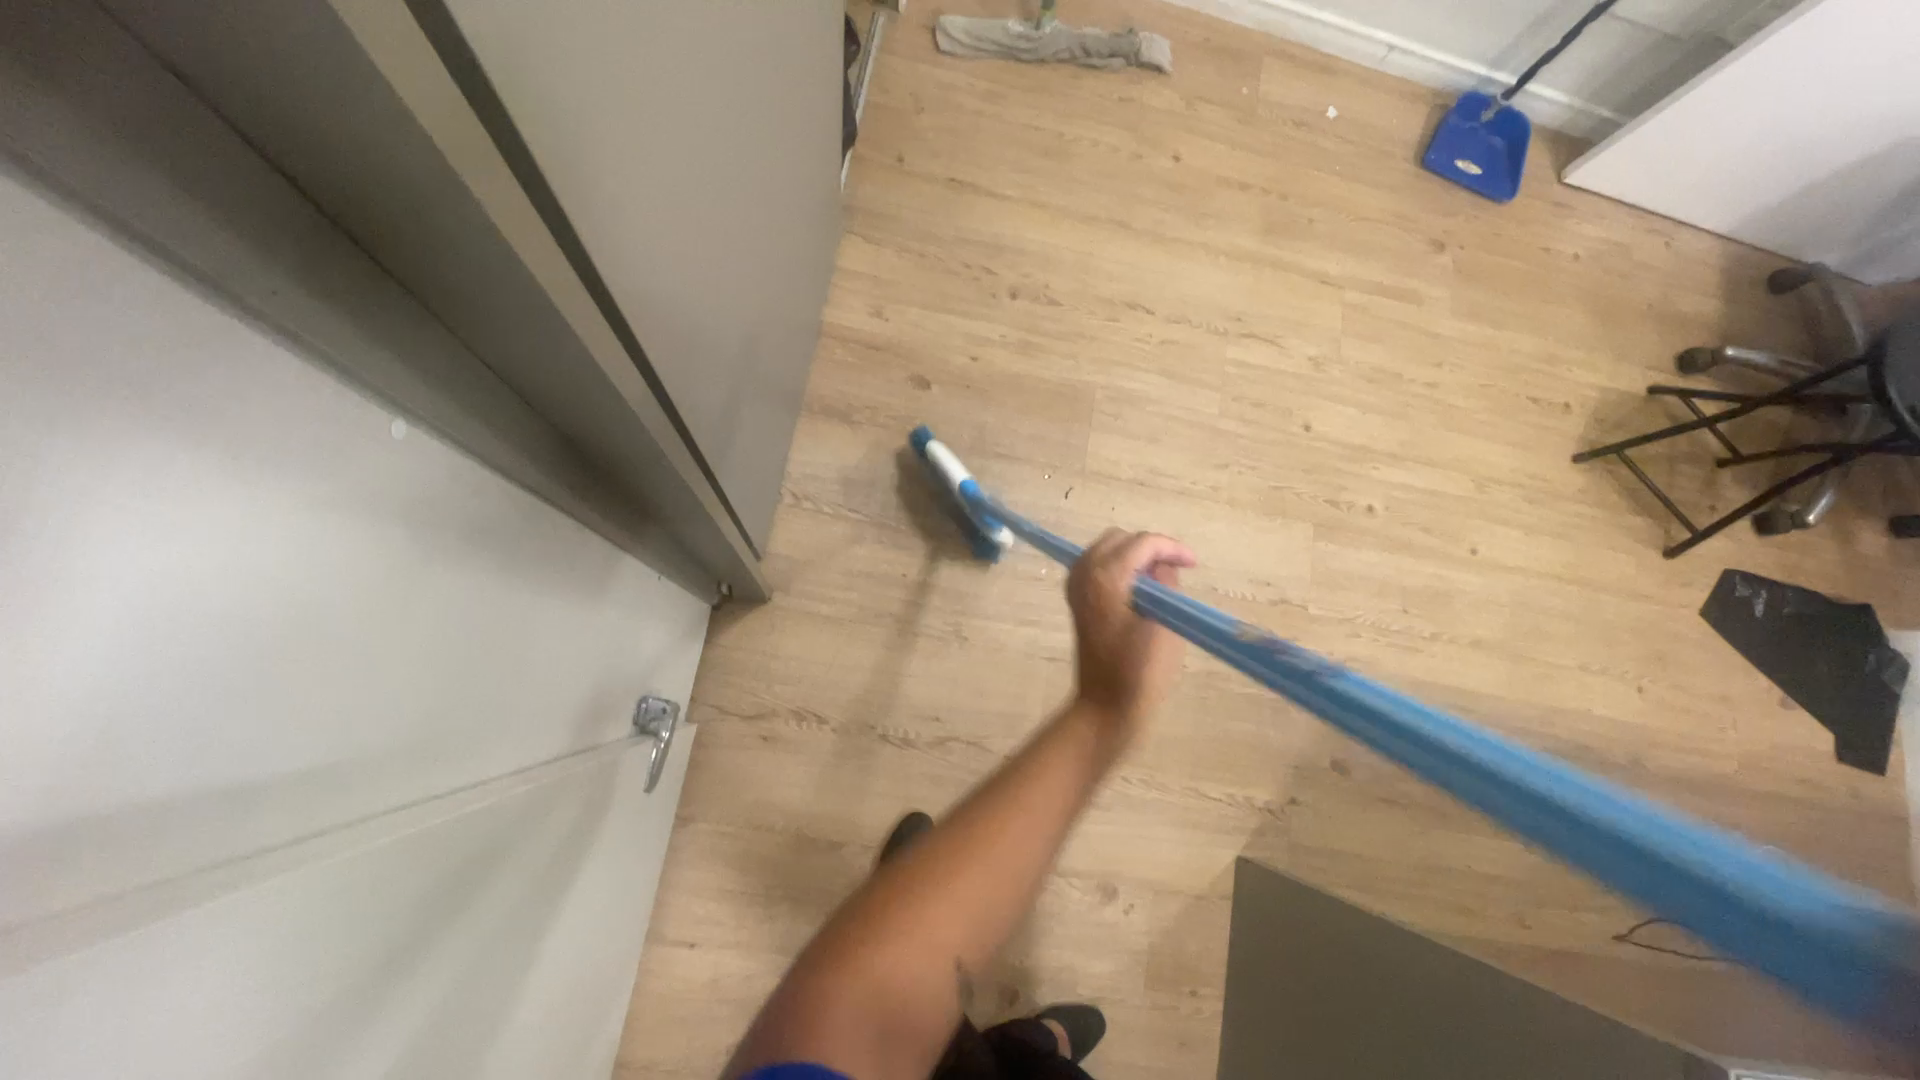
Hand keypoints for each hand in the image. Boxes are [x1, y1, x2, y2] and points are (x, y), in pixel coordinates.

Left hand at [1066, 529, 1196, 731]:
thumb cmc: (1140, 670)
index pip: (1142, 543)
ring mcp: (1076, 588)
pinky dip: (1119, 569)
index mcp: (1105, 577)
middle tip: (1177, 570)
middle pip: (1119, 539)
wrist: (1105, 707)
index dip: (1171, 548)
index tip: (1194, 564)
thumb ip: (1166, 584)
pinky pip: (1098, 568)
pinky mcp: (1078, 602)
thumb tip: (1162, 567)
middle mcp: (1083, 574)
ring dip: (1134, 557)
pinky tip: (1140, 589)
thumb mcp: (1166, 624)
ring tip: (1161, 580)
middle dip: (1150, 548)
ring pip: (1106, 550)